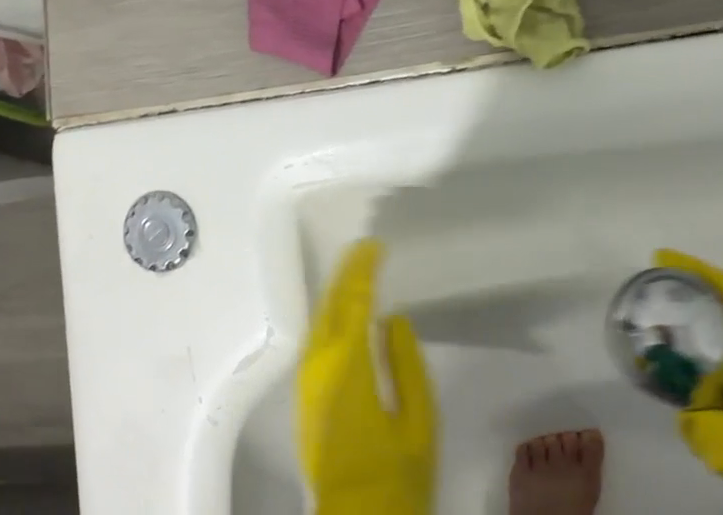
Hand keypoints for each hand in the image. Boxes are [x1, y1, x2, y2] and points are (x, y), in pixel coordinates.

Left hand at [297, 239, 436, 514]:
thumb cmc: (395, 476)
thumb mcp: (419, 423)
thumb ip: (406, 365)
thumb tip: (392, 319)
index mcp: (347, 368)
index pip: (352, 303)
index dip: (363, 271)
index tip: (375, 246)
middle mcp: (317, 366)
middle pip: (328, 306)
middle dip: (345, 274)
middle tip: (365, 249)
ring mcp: (306, 381)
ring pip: (317, 321)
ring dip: (335, 292)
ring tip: (356, 270)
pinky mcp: (304, 394)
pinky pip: (315, 337)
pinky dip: (329, 314)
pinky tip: (342, 310)